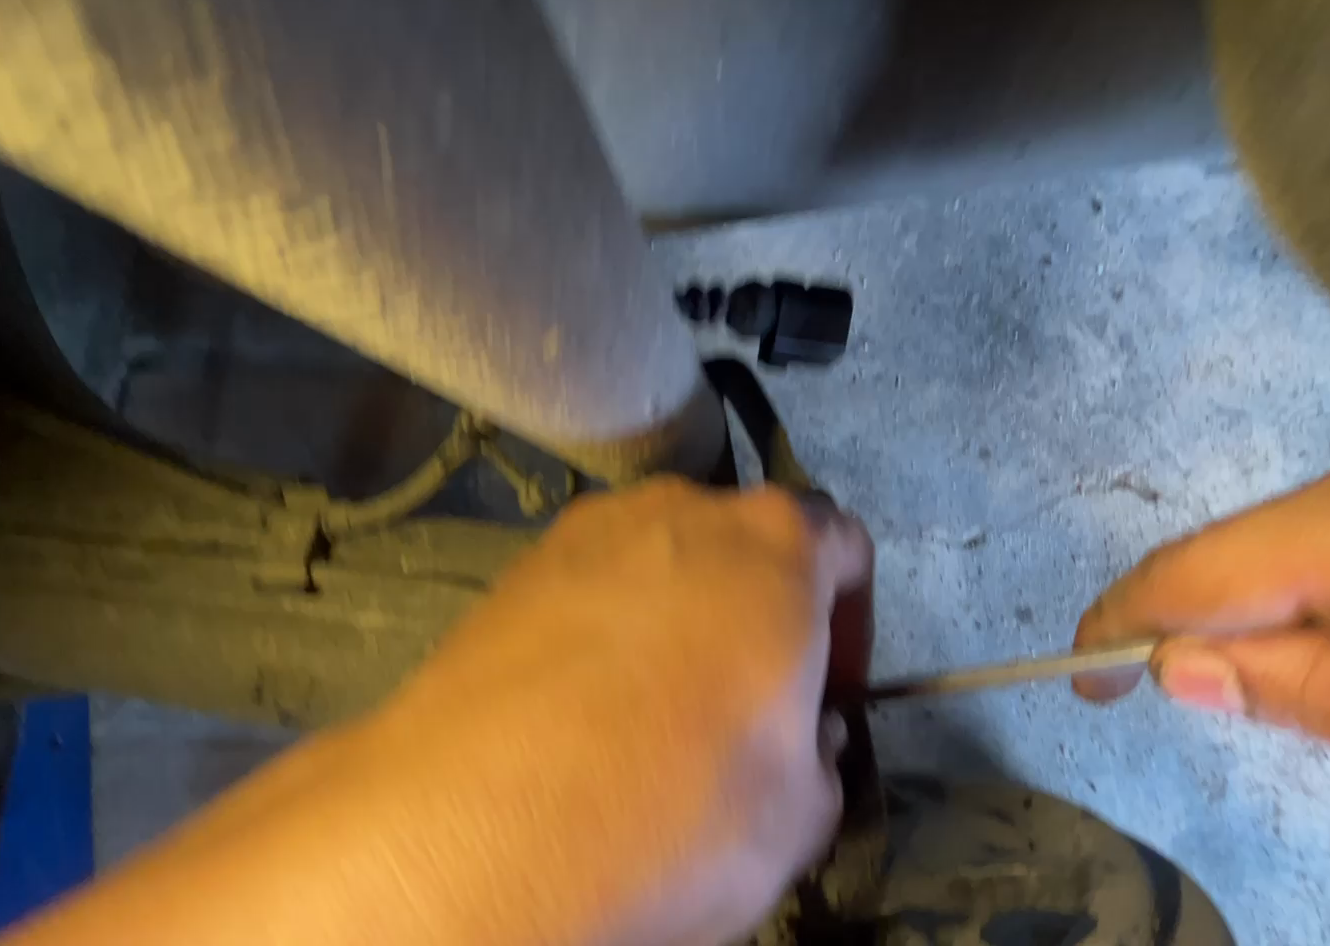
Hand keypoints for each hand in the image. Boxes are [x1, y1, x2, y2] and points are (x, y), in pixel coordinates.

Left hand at [0, 480, 871, 945]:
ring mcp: (595, 526)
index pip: (844, 542)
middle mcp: (687, 508)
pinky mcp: (522, 560)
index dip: (853, 617)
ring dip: (686, 610)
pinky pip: (599, 577)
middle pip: (750, 543)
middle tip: (747, 698)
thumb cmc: (676, 805)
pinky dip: (614, 619)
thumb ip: (822, 756)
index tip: (829, 690)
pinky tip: (586, 697)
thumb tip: (804, 739)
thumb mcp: (800, 814)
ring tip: (656, 700)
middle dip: (765, 610)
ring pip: (670, 556)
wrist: (477, 821)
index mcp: (776, 544)